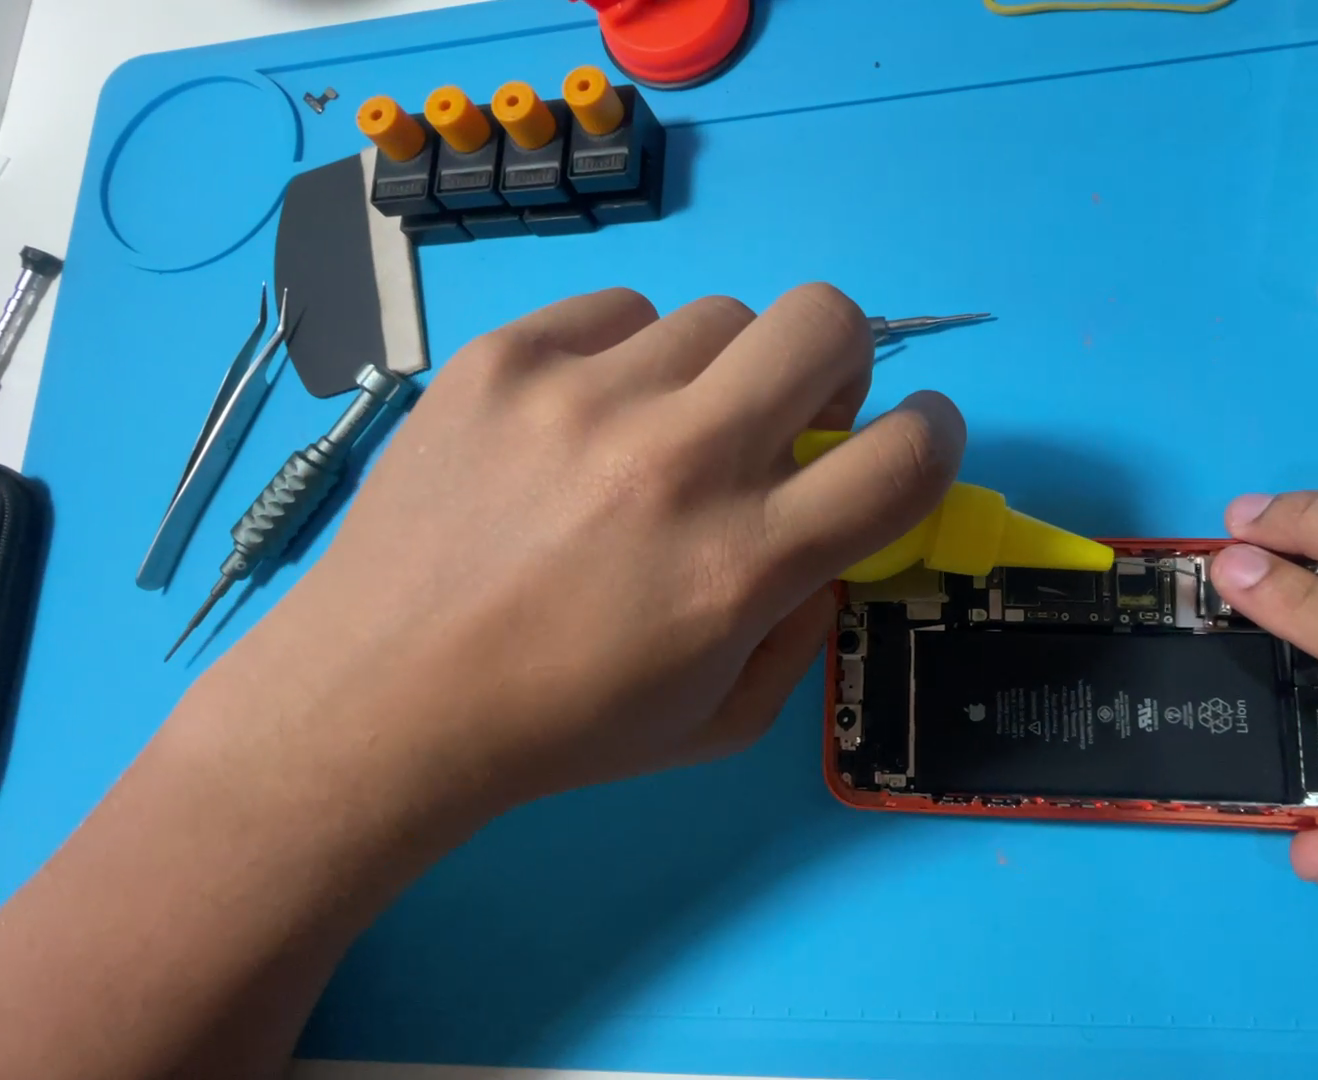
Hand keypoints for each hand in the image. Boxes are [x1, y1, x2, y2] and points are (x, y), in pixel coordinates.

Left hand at [198, 285, 963, 816]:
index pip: (907, 456)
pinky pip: (622, 312)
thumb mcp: (727, 715)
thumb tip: (829, 538)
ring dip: (723, 374)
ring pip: (721, 316)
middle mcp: (682, 461)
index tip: (915, 438)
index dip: (937, 434)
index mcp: (746, 563)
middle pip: (828, 321)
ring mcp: (588, 394)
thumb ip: (809, 623)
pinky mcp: (506, 357)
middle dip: (841, 362)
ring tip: (660, 433)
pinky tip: (584, 419)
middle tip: (793, 414)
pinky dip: (632, 358)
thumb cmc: (570, 727)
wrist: (380, 703)